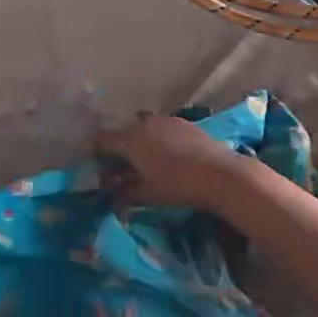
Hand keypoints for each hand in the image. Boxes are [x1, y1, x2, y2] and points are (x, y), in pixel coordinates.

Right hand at [99, 113, 251, 209]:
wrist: (218, 173)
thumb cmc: (177, 185)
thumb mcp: (147, 194)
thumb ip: (126, 193)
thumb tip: (114, 197)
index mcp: (129, 139)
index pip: (103, 140)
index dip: (99, 154)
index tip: (103, 169)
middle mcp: (143, 123)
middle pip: (124, 133)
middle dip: (122, 150)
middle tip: (127, 170)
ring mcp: (165, 120)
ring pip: (144, 128)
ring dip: (142, 143)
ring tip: (151, 163)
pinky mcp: (183, 122)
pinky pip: (163, 128)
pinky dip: (160, 139)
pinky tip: (172, 156)